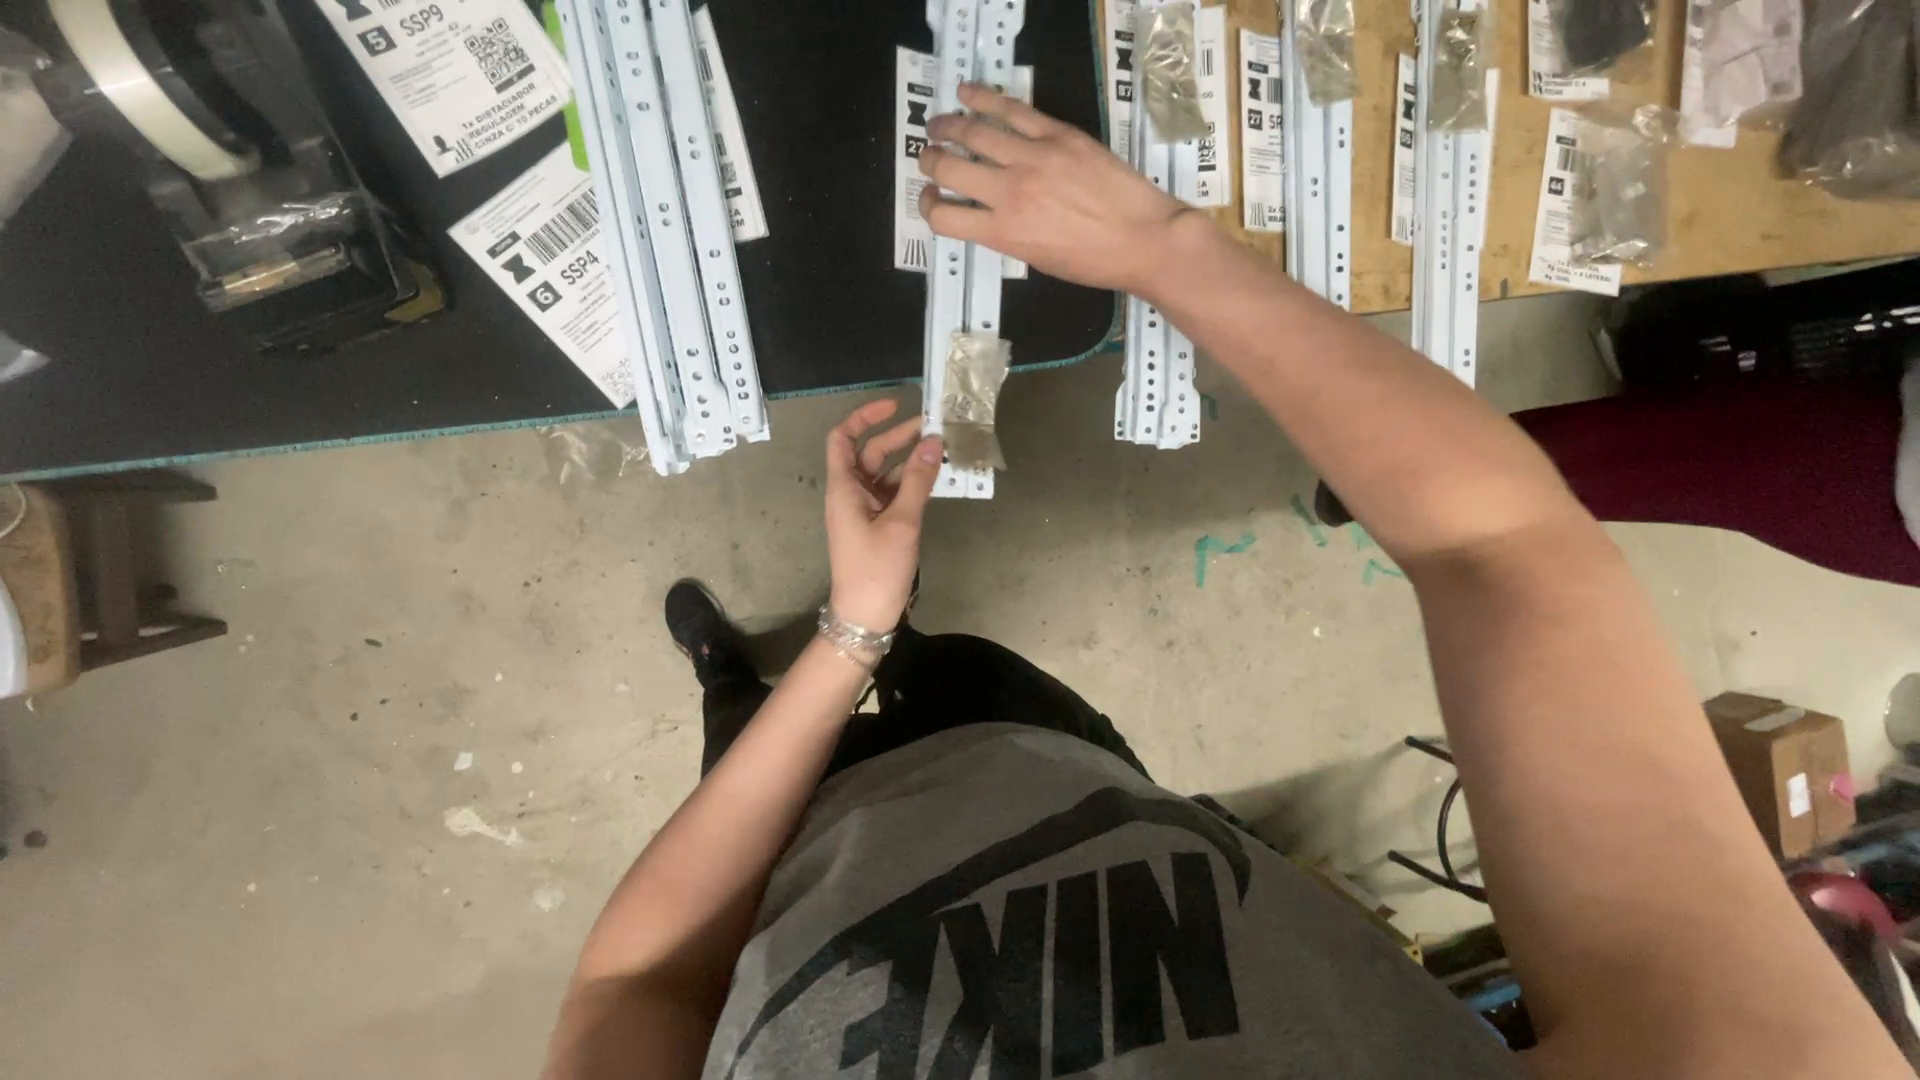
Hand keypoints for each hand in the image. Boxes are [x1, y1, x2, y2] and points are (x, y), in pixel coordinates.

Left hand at [823, 400, 942, 631]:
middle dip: (899, 436)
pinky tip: (935, 478)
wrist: (865, 616)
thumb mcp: (902, 522)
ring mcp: (864, 510)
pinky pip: (893, 494)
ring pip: (885, 474)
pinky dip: (912, 483)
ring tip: (942, 450)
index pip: (842, 438)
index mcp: (844, 488)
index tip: (895, 405)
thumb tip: (934, 441)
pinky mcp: (877, 526)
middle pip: (870, 453)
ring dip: (910, 460)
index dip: (864, 417)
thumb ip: (919, 481)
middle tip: (934, 427)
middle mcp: (850, 494)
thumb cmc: (877, 569)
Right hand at [918, 82, 1195, 294]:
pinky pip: (1012, 109)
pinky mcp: (1057, 133)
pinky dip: (984, 99)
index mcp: (1003, 233)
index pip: (944, 216)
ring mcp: (1033, 157)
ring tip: (937, 125)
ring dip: (947, 126)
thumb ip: (1007, 235)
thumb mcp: (1038, 259)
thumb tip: (989, 215)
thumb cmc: (1092, 262)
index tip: (931, 199)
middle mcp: (1010, 192)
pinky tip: (968, 94)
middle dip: (929, 162)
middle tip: (927, 158)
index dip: (928, 206)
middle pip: (949, 167)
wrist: (1142, 239)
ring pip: (974, 132)